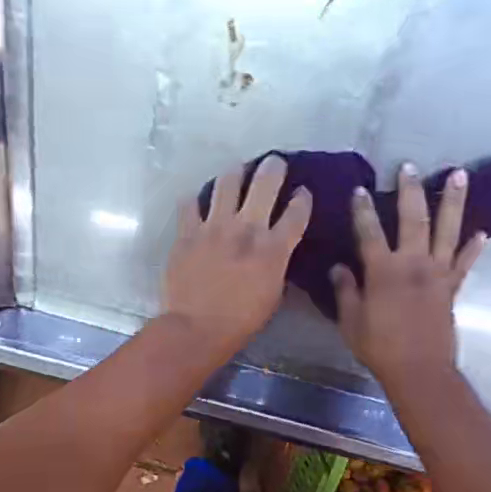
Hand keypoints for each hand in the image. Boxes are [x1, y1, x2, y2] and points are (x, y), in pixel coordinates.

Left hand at [160, 155, 311, 354]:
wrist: (196, 328)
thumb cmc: (241, 321)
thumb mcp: (273, 295)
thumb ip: (277, 266)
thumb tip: (275, 252)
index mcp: (273, 249)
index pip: (296, 213)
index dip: (303, 199)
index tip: (302, 193)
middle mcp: (247, 229)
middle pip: (265, 183)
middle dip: (273, 168)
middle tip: (274, 163)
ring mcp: (214, 227)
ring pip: (227, 182)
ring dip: (236, 173)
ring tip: (238, 171)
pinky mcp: (187, 232)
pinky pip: (190, 204)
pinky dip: (195, 200)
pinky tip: (198, 201)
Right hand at [331, 163, 483, 382]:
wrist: (419, 370)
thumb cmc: (380, 348)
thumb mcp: (351, 321)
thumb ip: (346, 291)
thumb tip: (339, 267)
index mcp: (383, 271)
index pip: (369, 232)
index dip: (362, 210)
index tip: (360, 189)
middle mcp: (412, 264)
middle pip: (412, 219)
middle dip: (410, 191)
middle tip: (409, 166)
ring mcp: (437, 274)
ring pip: (447, 230)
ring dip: (453, 201)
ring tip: (459, 175)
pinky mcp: (452, 288)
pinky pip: (464, 263)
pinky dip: (473, 248)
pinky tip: (481, 233)